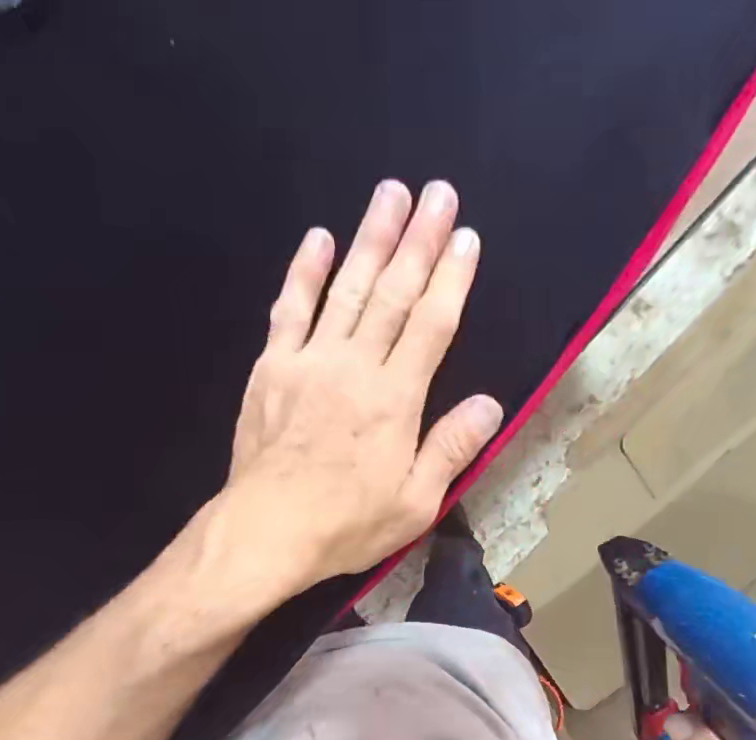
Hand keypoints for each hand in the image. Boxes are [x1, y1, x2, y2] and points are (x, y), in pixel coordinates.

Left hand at [217, 179, 503, 595]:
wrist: (266, 529)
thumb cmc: (346, 523)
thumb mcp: (414, 502)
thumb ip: (451, 449)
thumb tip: (489, 405)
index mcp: (395, 398)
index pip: (431, 324)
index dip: (451, 278)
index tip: (466, 238)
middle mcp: (355, 366)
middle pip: (393, 293)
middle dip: (418, 240)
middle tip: (437, 193)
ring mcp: (309, 361)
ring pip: (346, 289)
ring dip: (369, 239)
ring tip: (390, 195)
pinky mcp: (271, 368)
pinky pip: (290, 310)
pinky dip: (304, 273)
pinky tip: (318, 238)